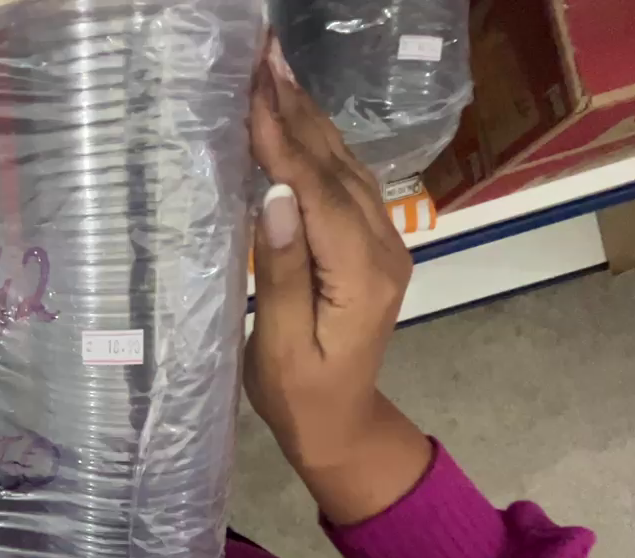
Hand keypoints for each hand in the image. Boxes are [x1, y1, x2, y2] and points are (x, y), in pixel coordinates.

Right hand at [246, 40, 432, 523]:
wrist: (341, 424)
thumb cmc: (301, 399)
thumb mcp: (283, 348)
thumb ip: (285, 274)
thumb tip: (276, 199)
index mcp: (361, 274)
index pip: (318, 192)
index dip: (283, 141)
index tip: (252, 92)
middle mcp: (383, 247)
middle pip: (338, 166)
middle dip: (299, 109)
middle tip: (264, 56)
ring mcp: (383, 244)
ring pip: (346, 167)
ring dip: (310, 119)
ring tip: (275, 76)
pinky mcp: (370, 248)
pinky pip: (346, 186)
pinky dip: (318, 149)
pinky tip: (298, 126)